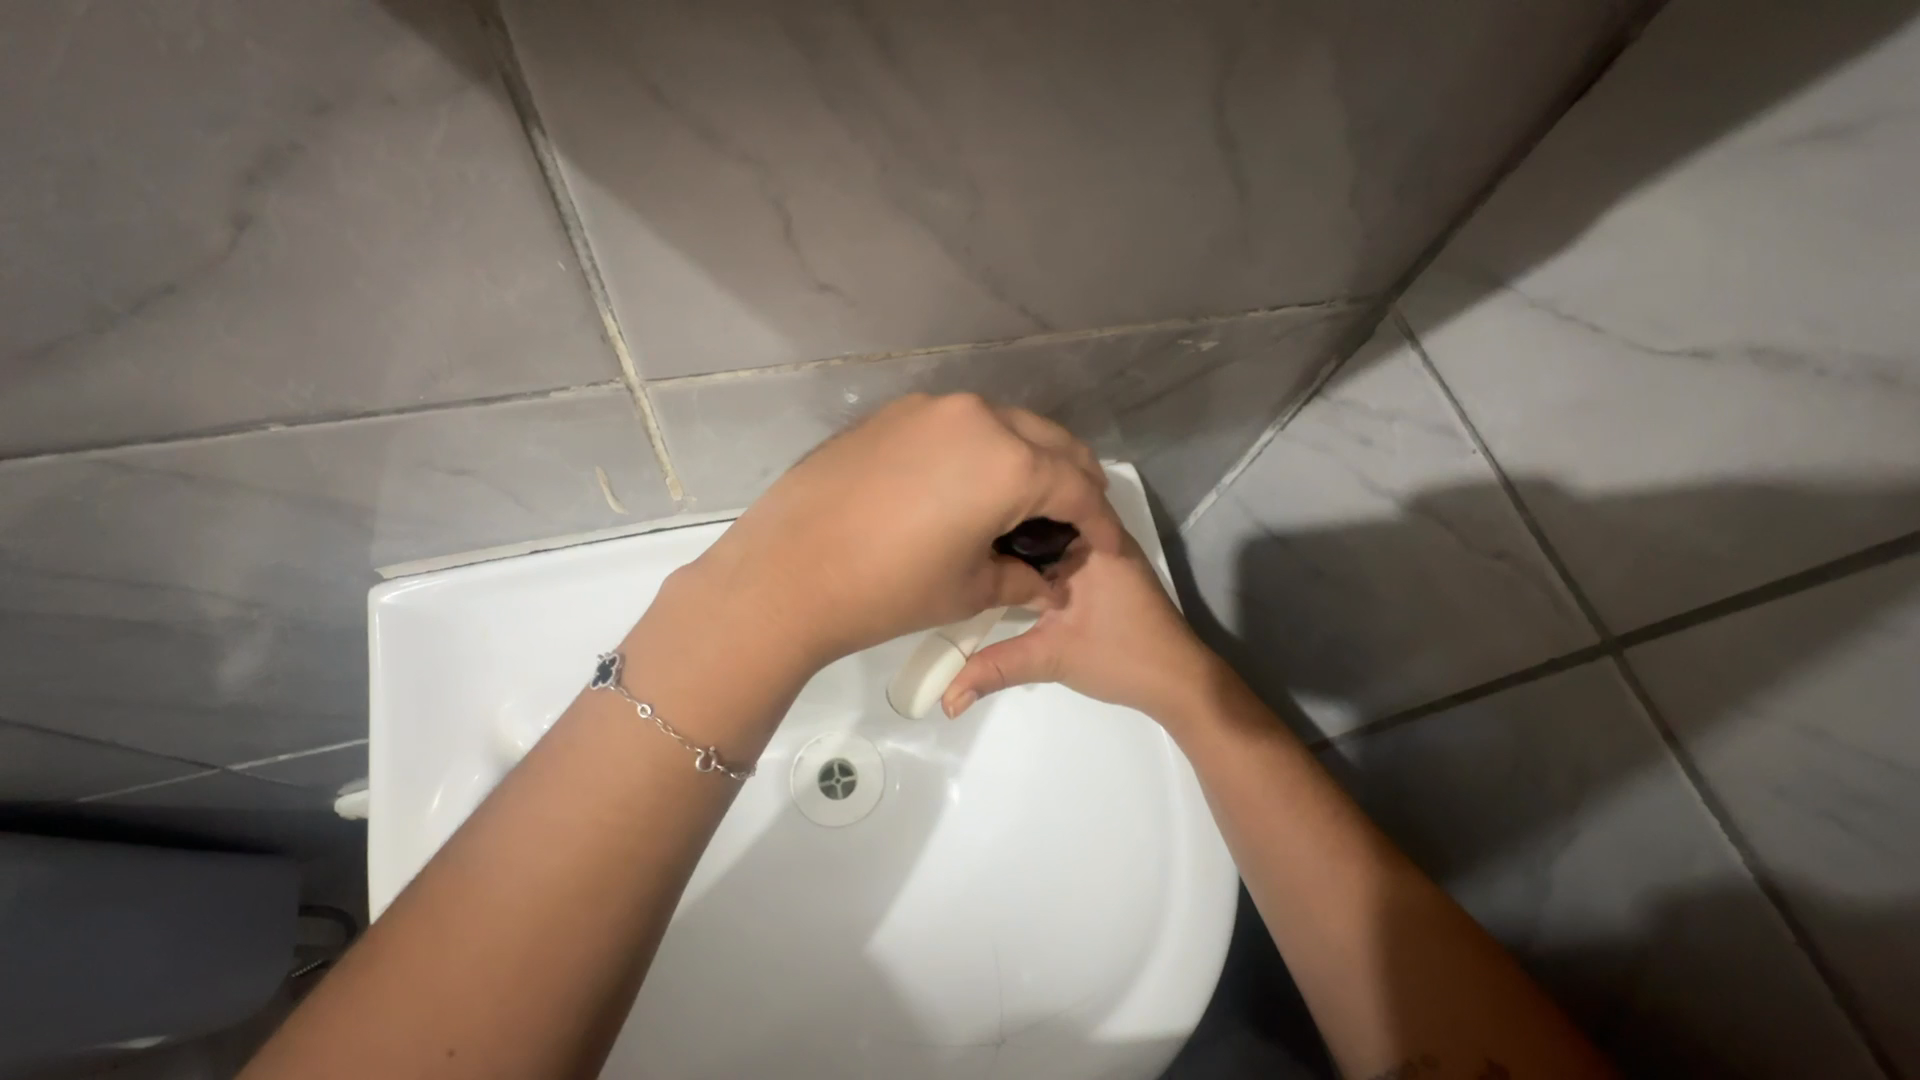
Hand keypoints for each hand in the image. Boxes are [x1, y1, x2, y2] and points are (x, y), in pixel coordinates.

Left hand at [683, 394, 1120, 667]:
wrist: (784, 573)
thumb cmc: (888, 590)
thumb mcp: (968, 591)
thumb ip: (1021, 579)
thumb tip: (1043, 581)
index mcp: (1008, 462)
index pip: (1077, 489)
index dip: (1100, 524)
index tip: (1109, 548)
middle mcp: (977, 417)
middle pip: (1049, 442)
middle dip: (1073, 479)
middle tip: (1078, 518)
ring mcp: (929, 408)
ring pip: (1003, 426)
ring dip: (1028, 459)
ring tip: (1030, 501)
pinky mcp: (893, 415)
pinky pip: (959, 426)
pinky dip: (981, 451)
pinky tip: (971, 485)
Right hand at [939, 525, 1224, 722]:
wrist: (1179, 682)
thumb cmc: (1121, 657)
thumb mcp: (1050, 657)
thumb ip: (995, 668)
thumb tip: (945, 699)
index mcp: (1090, 538)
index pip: (1035, 505)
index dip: (996, 509)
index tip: (955, 519)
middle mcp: (1100, 533)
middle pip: (1042, 516)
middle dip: (1003, 523)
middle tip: (957, 534)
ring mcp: (1105, 550)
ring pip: (1052, 533)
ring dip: (1020, 540)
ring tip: (973, 545)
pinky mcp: (1105, 568)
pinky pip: (1063, 549)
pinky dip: (1037, 556)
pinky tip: (1007, 568)